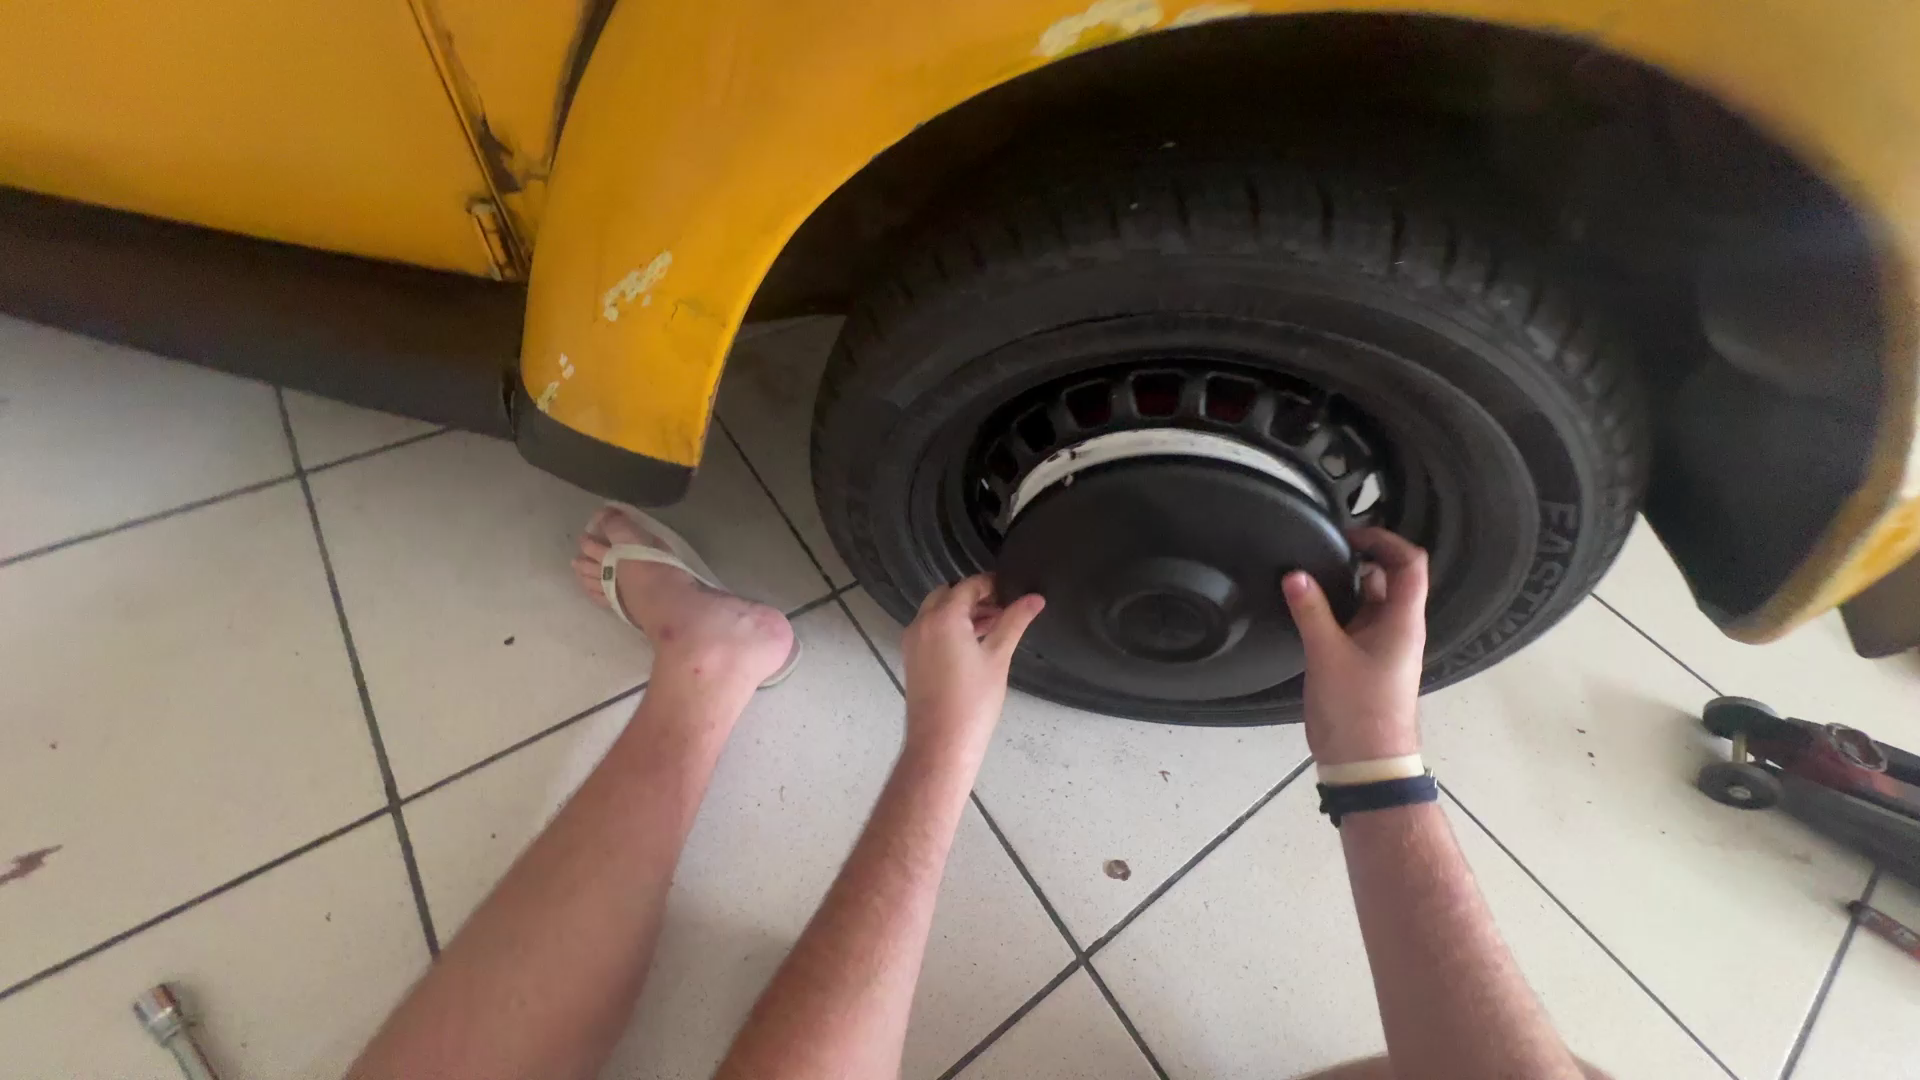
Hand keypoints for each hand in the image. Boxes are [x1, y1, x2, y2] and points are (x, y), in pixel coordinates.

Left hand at [900, 575, 1044, 762]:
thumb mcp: (998, 656)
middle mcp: (922, 623)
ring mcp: (913, 641)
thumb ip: (1015, 621)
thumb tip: (1035, 598)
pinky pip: (931, 630)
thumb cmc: (973, 700)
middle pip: (948, 594)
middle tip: (1004, 606)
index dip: (991, 584)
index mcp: (943, 617)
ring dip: (962, 612)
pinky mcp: (912, 658)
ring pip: (937, 612)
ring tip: (995, 624)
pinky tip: (975, 642)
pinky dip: (950, 627)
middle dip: (975, 596)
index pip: (968, 586)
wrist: (941, 744)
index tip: (1012, 588)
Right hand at [1281, 527, 1428, 766]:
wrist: (1363, 760)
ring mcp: (1377, 644)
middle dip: (1356, 559)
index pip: (1409, 565)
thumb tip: (1294, 574)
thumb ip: (1310, 611)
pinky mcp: (1358, 659)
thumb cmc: (1357, 708)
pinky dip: (1331, 607)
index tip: (1349, 533)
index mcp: (1402, 622)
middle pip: (1386, 579)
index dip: (1385, 540)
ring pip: (1365, 600)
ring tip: (1306, 571)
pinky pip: (1349, 621)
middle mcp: (1395, 628)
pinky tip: (1303, 604)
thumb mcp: (1328, 654)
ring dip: (1341, 584)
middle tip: (1319, 548)